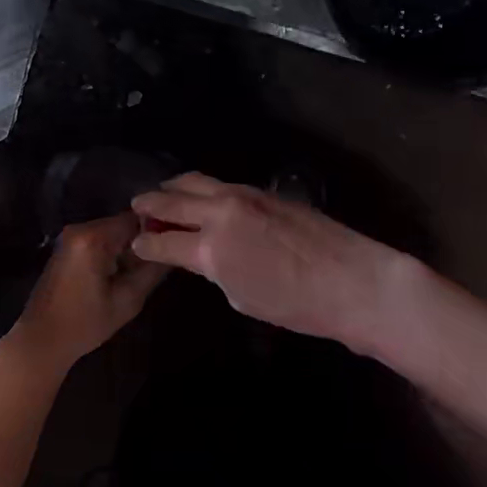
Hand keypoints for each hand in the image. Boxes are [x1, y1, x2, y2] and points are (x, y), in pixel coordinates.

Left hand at [6, 214, 167, 373]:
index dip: (156, 229)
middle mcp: (80, 228)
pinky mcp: (67, 247)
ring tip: (142, 270)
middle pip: (122, 224)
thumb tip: (173, 251)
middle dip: (141, 241)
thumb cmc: (84, 323)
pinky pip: (98, 241)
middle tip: (159, 262)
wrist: (40, 341)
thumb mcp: (127, 301)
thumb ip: (152, 271)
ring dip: (126, 249)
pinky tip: (120, 274)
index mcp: (93, 237)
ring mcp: (70, 237)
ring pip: (111, 233)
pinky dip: (112, 253)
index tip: (172, 244)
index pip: (134, 219)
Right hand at [130, 173, 406, 347]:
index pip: (164, 240)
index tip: (134, 241)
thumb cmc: (299, 306)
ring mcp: (243, 195)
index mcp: (212, 248)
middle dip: (151, 202)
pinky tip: (201, 196)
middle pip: (174, 198)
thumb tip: (206, 256)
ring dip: (175, 186)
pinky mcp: (263, 190)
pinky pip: (221, 183)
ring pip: (197, 180)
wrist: (353, 281)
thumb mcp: (244, 298)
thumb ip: (216, 271)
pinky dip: (202, 187)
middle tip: (136, 205)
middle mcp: (221, 211)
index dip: (144, 242)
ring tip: (163, 192)